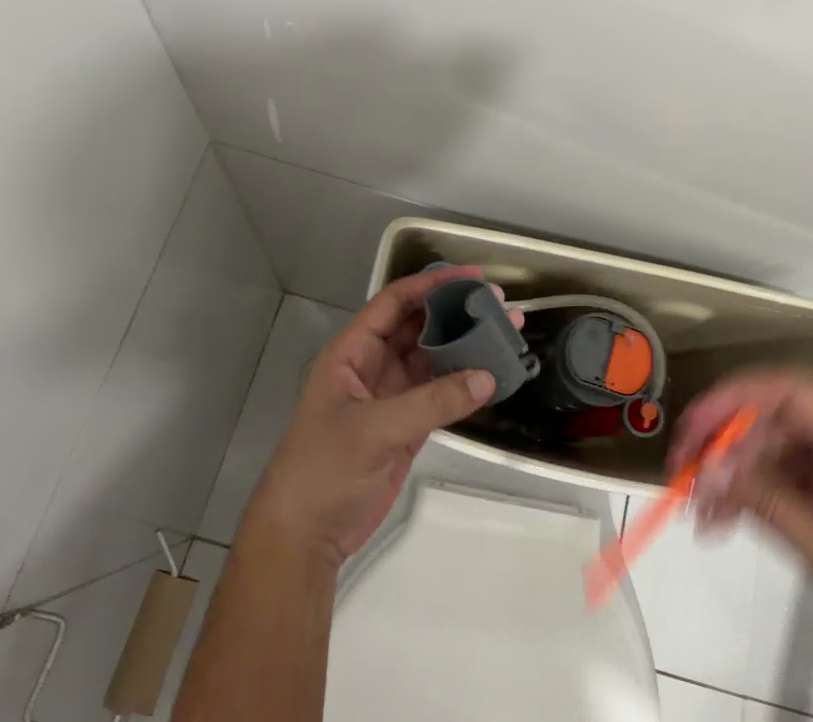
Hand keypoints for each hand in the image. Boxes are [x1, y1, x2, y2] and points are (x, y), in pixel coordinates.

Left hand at [244, 265, 519, 566]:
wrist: (305, 534)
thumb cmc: (323, 469)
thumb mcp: (373, 429)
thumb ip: (431, 403)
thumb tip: (488, 376)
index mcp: (350, 354)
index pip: (394, 305)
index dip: (431, 286)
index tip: (472, 277)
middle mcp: (371, 368)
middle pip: (418, 329)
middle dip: (456, 314)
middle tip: (500, 305)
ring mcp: (390, 399)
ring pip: (433, 362)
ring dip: (466, 349)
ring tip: (507, 335)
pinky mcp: (406, 429)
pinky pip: (440, 397)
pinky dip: (465, 386)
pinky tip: (493, 376)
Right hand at [673, 372, 812, 716]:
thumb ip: (774, 508)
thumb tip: (711, 470)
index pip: (793, 393)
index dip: (735, 399)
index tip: (692, 426)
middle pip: (780, 422)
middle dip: (727, 448)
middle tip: (684, 481)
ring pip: (781, 452)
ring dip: (738, 478)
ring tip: (703, 516)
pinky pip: (796, 480)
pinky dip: (761, 497)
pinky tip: (729, 521)